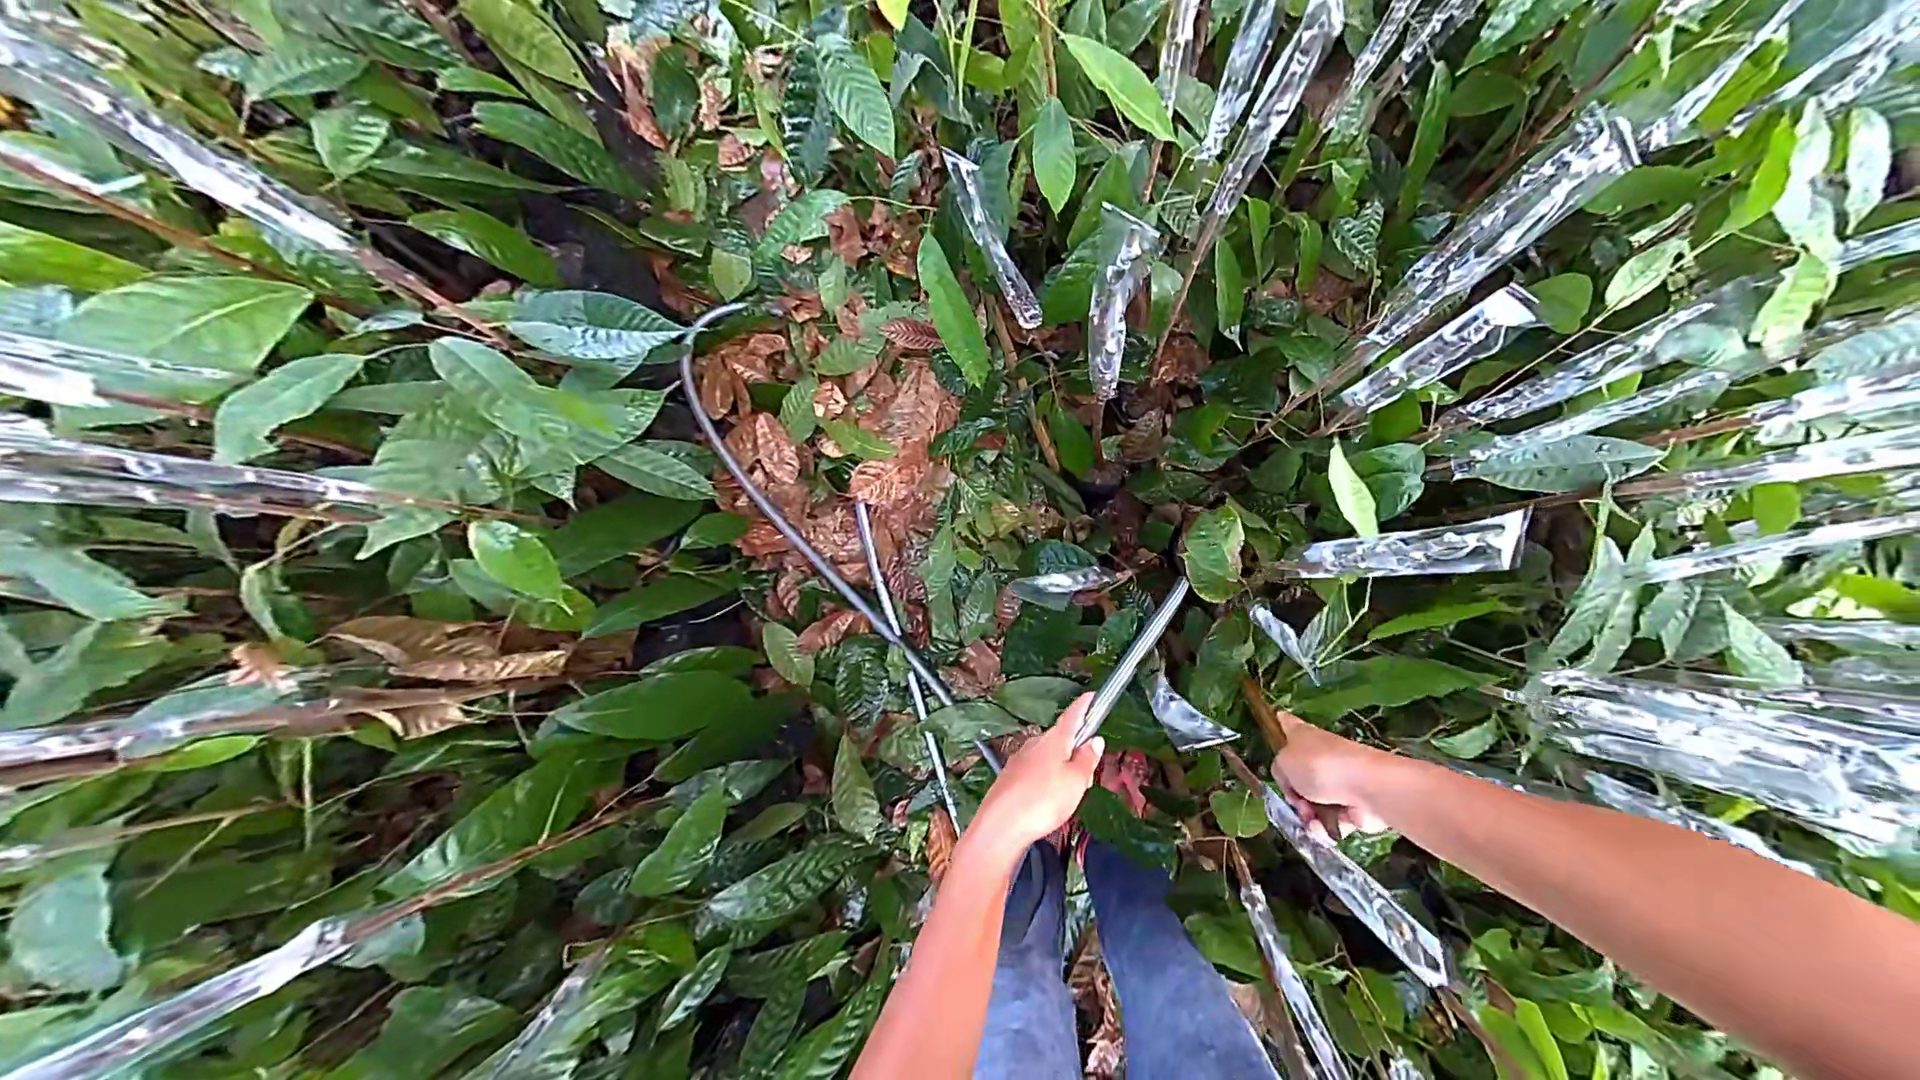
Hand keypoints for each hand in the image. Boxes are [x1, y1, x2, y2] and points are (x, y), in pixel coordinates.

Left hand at [972, 693, 1102, 854]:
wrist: (1001, 825)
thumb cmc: (1042, 801)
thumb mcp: (1076, 781)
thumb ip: (1087, 760)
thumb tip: (1095, 740)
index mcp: (1054, 740)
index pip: (1072, 715)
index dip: (1083, 705)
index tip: (1091, 696)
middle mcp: (1035, 744)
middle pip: (1061, 739)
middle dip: (1075, 751)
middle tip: (1086, 776)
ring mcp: (1020, 759)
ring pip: (1048, 756)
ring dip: (1061, 768)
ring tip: (1067, 796)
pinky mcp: (1010, 777)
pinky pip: (1035, 771)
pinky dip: (1046, 780)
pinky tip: (1046, 801)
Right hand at [1268, 707, 1396, 842]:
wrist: (1367, 787)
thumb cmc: (1319, 765)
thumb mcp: (1282, 764)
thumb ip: (1279, 771)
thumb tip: (1291, 783)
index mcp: (1301, 734)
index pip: (1285, 723)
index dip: (1276, 724)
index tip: (1272, 725)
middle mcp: (1320, 753)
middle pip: (1298, 771)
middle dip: (1292, 792)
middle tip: (1293, 800)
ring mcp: (1338, 779)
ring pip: (1313, 800)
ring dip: (1308, 814)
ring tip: (1310, 819)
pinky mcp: (1354, 803)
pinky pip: (1332, 818)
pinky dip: (1326, 827)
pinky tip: (1323, 829)